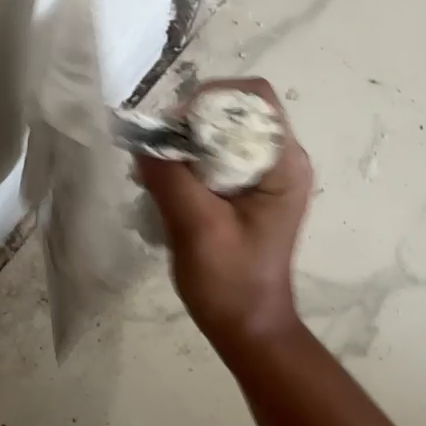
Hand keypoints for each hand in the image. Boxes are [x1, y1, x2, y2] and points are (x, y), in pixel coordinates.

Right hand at [136, 77, 313, 353]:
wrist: (248, 328)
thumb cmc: (230, 282)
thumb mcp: (197, 228)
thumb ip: (170, 177)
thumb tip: (141, 138)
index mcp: (284, 164)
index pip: (254, 98)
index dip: (212, 101)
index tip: (178, 131)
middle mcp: (282, 158)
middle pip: (237, 107)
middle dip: (194, 120)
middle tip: (163, 150)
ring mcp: (266, 172)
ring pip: (223, 128)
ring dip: (188, 140)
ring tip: (161, 168)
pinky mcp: (248, 185)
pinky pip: (217, 150)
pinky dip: (190, 157)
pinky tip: (170, 183)